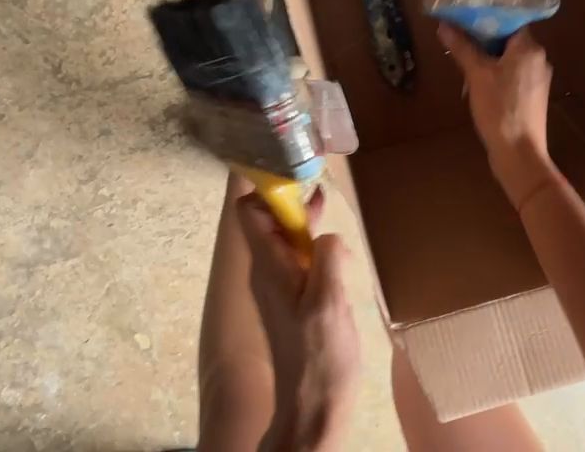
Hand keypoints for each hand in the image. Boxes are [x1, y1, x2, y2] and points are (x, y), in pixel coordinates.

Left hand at [236, 188, 360, 451]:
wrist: (313, 410)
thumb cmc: (320, 357)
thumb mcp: (329, 302)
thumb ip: (328, 258)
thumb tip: (326, 235)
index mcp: (269, 266)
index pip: (250, 212)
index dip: (268, 188)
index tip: (296, 173)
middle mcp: (267, 271)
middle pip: (268, 220)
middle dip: (290, 200)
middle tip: (318, 184)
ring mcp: (279, 286)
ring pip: (284, 238)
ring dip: (303, 222)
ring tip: (325, 204)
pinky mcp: (293, 300)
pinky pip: (296, 259)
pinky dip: (312, 245)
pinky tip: (334, 248)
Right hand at [435, 24, 554, 202]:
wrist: (519, 153)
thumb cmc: (499, 108)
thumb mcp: (476, 74)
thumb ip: (462, 47)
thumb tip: (443, 24)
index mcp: (530, 49)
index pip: (510, 20)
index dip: (488, 17)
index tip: (466, 15)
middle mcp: (539, 60)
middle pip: (509, 39)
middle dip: (484, 40)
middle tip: (460, 39)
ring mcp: (538, 80)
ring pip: (509, 59)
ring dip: (488, 59)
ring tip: (465, 62)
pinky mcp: (533, 97)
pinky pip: (513, 75)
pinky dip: (496, 74)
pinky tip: (478, 84)